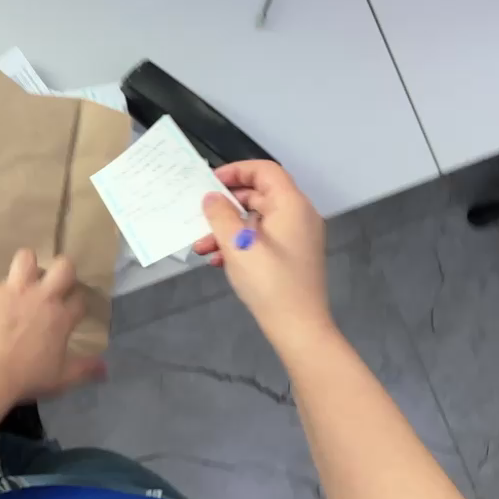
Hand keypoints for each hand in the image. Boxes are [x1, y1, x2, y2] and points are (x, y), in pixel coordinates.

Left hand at [0, 249, 106, 400]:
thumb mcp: (62, 379)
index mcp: (62, 318)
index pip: (80, 300)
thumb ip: (84, 370)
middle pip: (63, 267)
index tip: (74, 309)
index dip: (78, 302)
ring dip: (24, 265)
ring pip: (25, 257)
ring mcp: (16, 291)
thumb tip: (105, 368)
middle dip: (63, 269)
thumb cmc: (28, 377)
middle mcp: (42, 297)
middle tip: (54, 283)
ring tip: (21, 278)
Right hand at [192, 161, 333, 337]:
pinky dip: (239, 243)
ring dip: (227, 229)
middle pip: (259, 195)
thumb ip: (221, 216)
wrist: (298, 327)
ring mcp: (295, 237)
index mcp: (291, 205)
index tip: (209, 182)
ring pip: (256, 220)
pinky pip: (261, 238)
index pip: (264, 171)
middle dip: (226, 206)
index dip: (236, 171)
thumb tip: (211, 197)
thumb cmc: (270, 282)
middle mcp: (297, 216)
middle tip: (200, 215)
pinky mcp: (289, 255)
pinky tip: (217, 260)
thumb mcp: (238, 246)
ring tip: (202, 246)